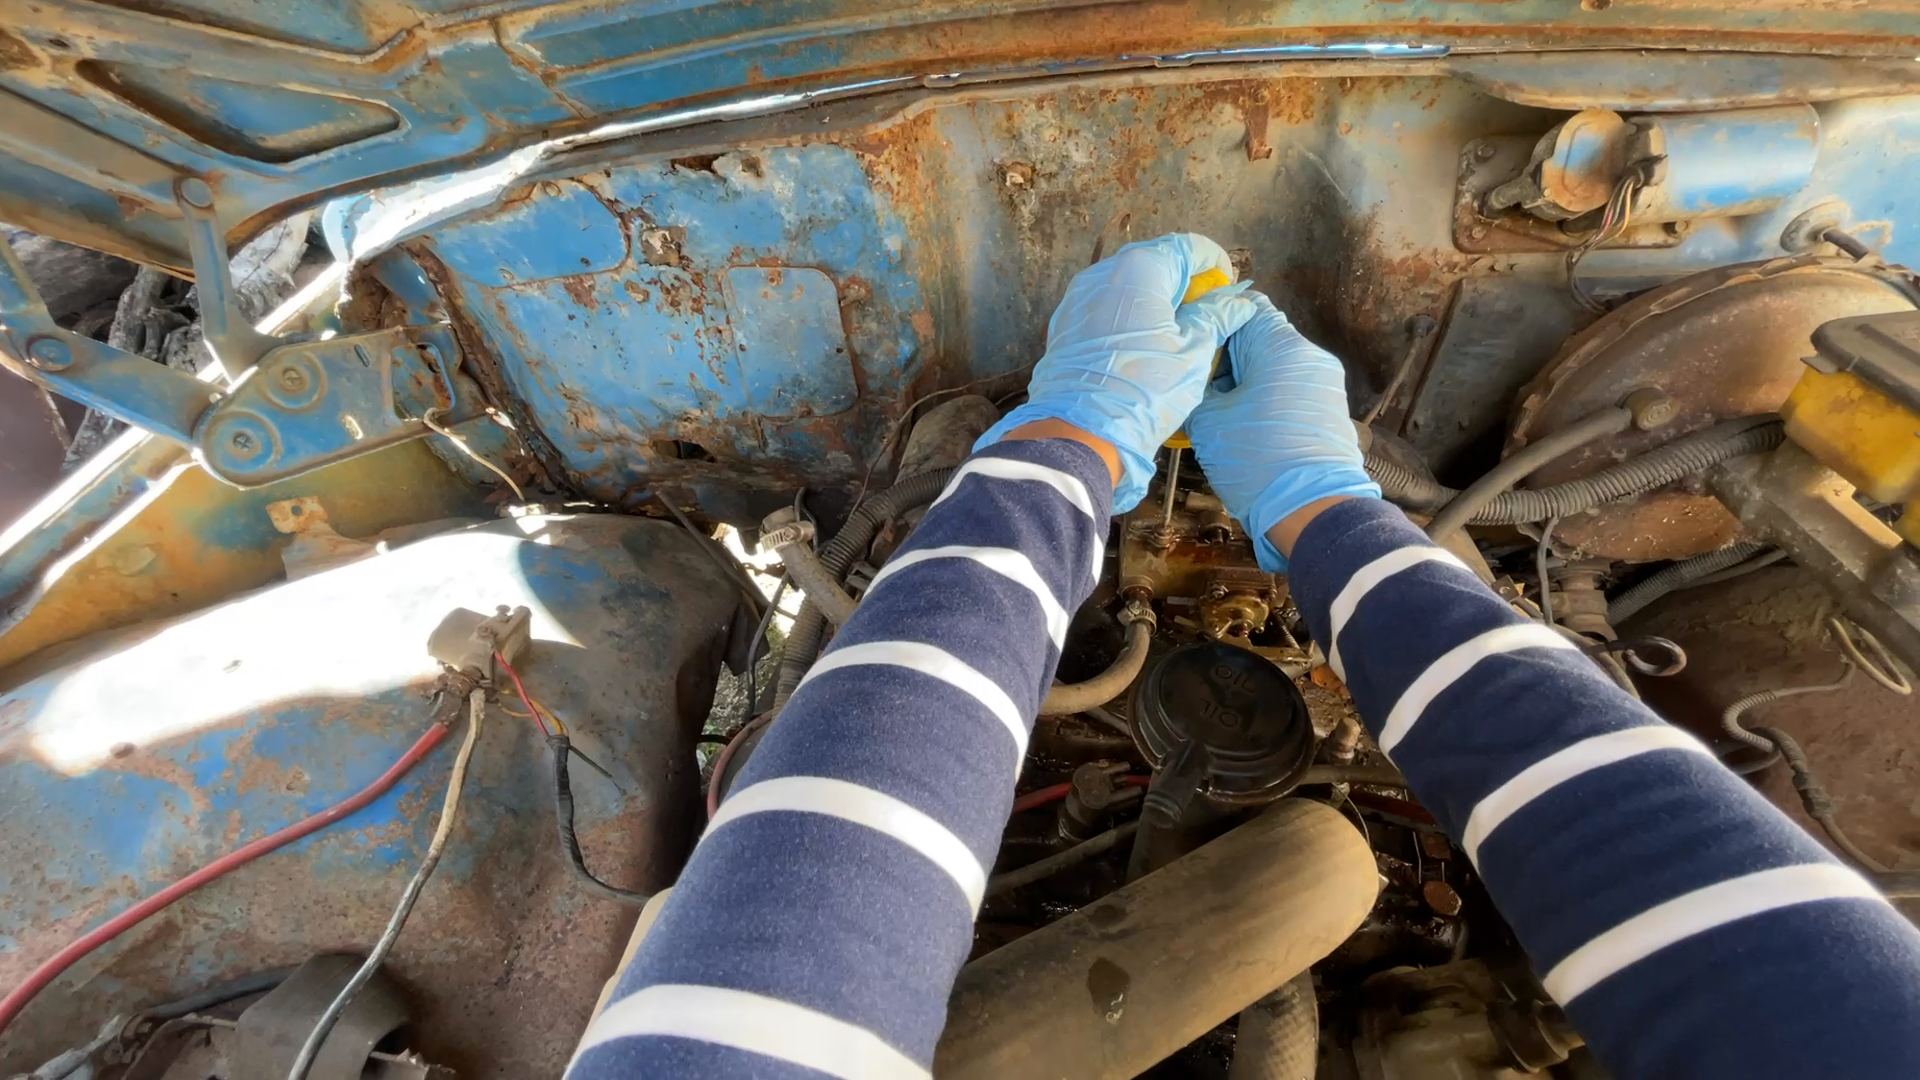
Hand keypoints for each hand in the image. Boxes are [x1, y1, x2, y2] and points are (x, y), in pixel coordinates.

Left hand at [976, 233, 1256, 510]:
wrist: (1080, 432)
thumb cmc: (1145, 390)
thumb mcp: (1193, 352)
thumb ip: (1216, 317)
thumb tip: (1237, 301)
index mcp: (1140, 268)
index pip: (1188, 248)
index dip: (1215, 266)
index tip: (1226, 293)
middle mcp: (1103, 274)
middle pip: (1154, 264)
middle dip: (1183, 285)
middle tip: (1203, 317)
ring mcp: (1077, 300)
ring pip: (1127, 289)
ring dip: (1154, 303)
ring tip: (1173, 336)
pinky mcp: (1063, 327)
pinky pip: (1104, 311)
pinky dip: (1127, 319)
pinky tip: (1141, 348)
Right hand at [1186, 292, 1379, 570]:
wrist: (1310, 511)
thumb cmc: (1257, 459)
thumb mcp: (1209, 421)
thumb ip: (1198, 387)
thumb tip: (1195, 378)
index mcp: (1282, 347)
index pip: (1244, 307)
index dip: (1211, 317)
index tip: (1184, 337)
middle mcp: (1309, 358)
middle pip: (1257, 339)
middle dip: (1221, 356)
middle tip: (1187, 378)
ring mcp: (1322, 386)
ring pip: (1269, 368)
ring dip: (1237, 381)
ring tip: (1206, 405)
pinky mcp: (1324, 412)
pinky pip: (1283, 391)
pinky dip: (1257, 399)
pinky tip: (1232, 423)